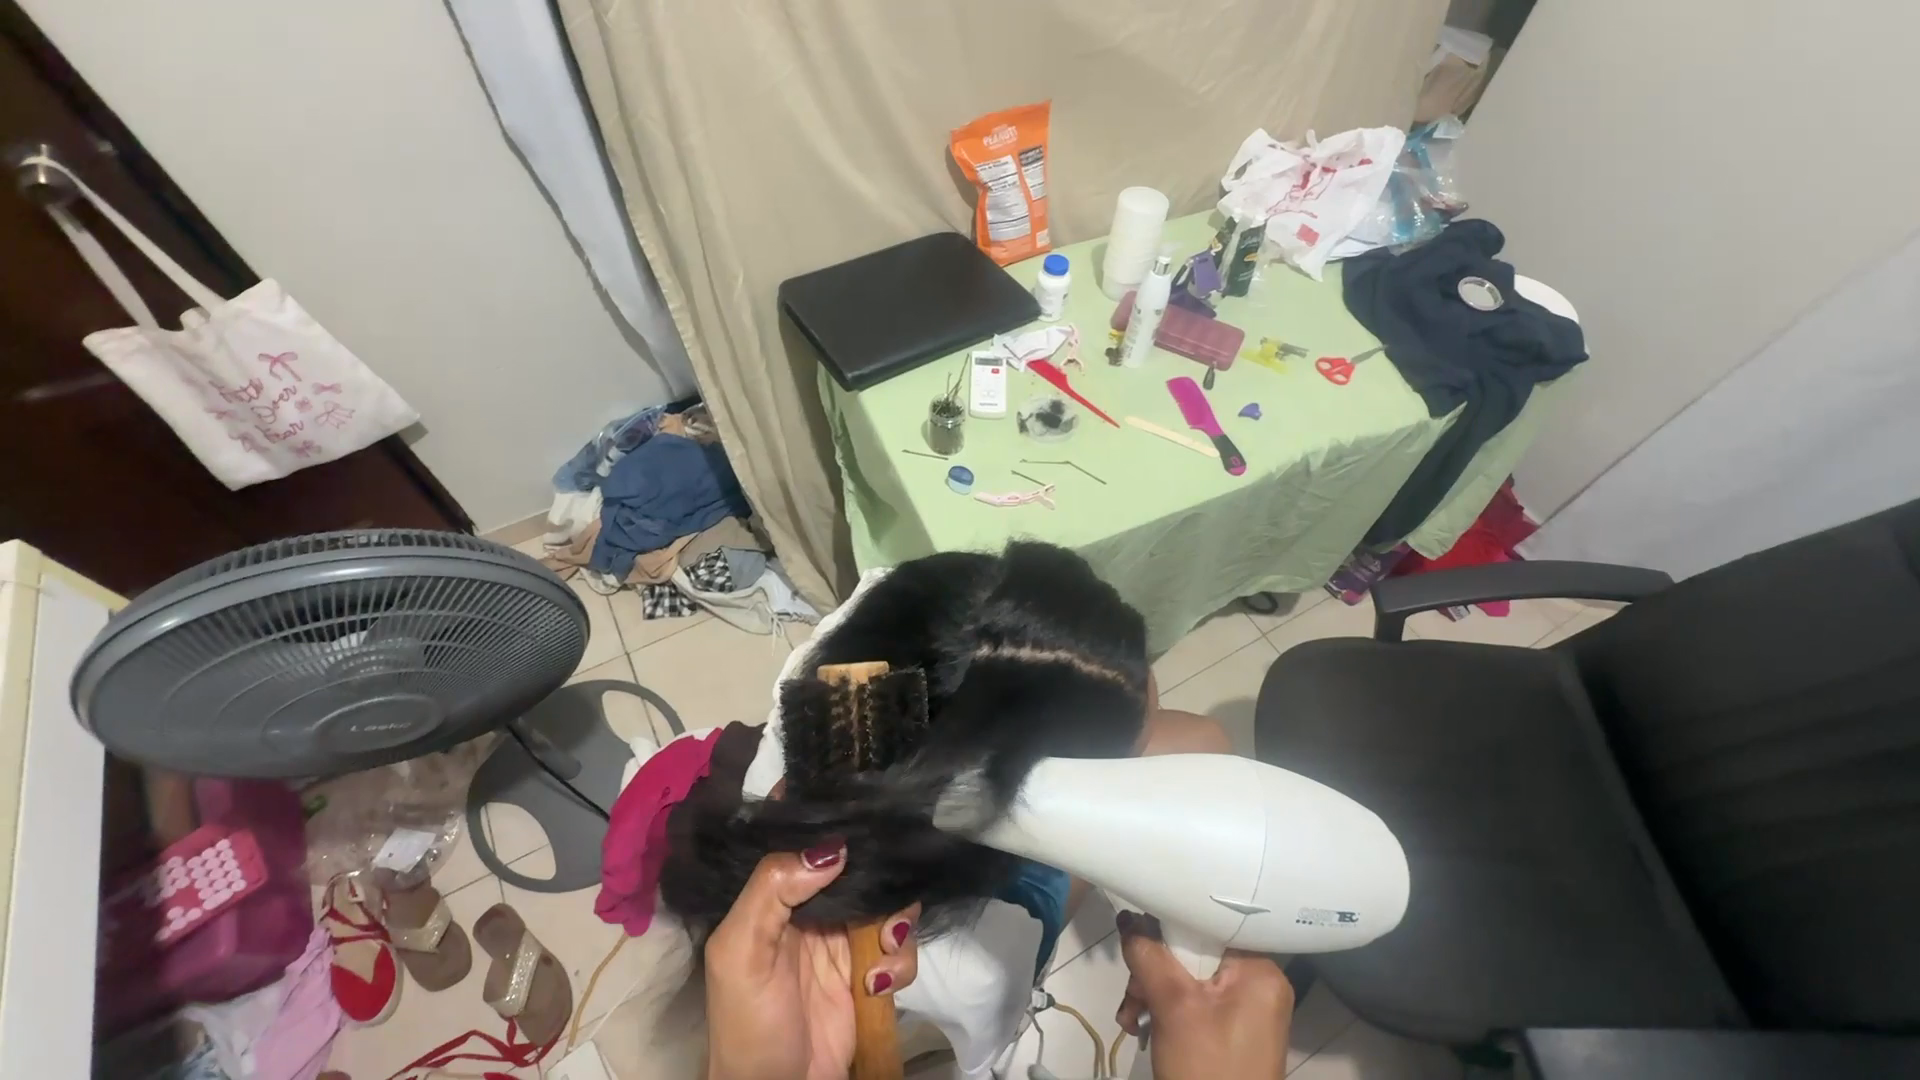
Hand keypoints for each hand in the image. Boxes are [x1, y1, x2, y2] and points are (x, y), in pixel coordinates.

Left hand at [703, 844, 920, 1079]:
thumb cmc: (747, 1021)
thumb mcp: (740, 951)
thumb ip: (772, 890)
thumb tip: (833, 849)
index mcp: (779, 898)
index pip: (816, 850)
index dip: (845, 839)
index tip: (871, 836)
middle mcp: (816, 913)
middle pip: (864, 875)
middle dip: (885, 887)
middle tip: (886, 914)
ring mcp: (846, 945)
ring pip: (890, 909)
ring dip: (898, 927)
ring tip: (882, 957)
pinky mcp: (871, 976)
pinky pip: (902, 952)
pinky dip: (901, 964)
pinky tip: (878, 985)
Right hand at [1114, 914, 1292, 1079]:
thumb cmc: (1207, 1069)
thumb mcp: (1173, 1006)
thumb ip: (1148, 954)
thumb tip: (1128, 919)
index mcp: (1259, 970)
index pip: (1211, 921)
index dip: (1172, 920)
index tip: (1139, 925)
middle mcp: (1257, 984)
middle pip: (1193, 951)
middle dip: (1154, 968)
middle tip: (1133, 991)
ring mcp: (1242, 1010)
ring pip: (1186, 977)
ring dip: (1150, 991)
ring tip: (1132, 1016)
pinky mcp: (1228, 1031)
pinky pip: (1191, 1002)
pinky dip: (1163, 1009)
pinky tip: (1140, 1024)